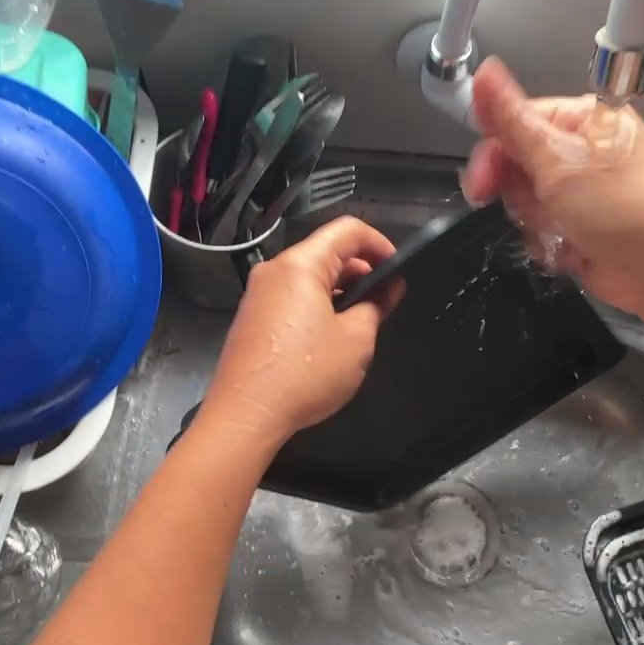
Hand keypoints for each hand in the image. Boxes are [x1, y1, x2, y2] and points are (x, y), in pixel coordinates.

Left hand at [199, 217, 401, 445]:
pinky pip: (293, 296)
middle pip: (327, 251)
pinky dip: (319, 304)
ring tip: (364, 321)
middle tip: (386, 300)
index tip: (397, 270)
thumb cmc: (304, 374)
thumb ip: (377, 306)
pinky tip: (332, 336)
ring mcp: (259, 293)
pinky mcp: (253, 317)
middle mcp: (275, 270)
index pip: (348, 230)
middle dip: (362, 269)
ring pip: (310, 276)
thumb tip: (389, 288)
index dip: (380, 243)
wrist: (246, 415)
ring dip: (342, 290)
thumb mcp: (356, 340)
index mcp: (301, 265)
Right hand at [459, 57, 643, 313]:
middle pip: (517, 164)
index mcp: (583, 121)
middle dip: (516, 192)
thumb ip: (513, 121)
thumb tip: (485, 72)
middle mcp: (583, 152)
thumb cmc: (629, 209)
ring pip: (525, 202)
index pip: (517, 122)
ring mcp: (583, 192)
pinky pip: (540, 230)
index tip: (481, 181)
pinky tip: (569, 248)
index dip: (494, 152)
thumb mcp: (559, 159)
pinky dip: (546, 242)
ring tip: (562, 229)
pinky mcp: (581, 226)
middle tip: (528, 209)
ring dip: (534, 221)